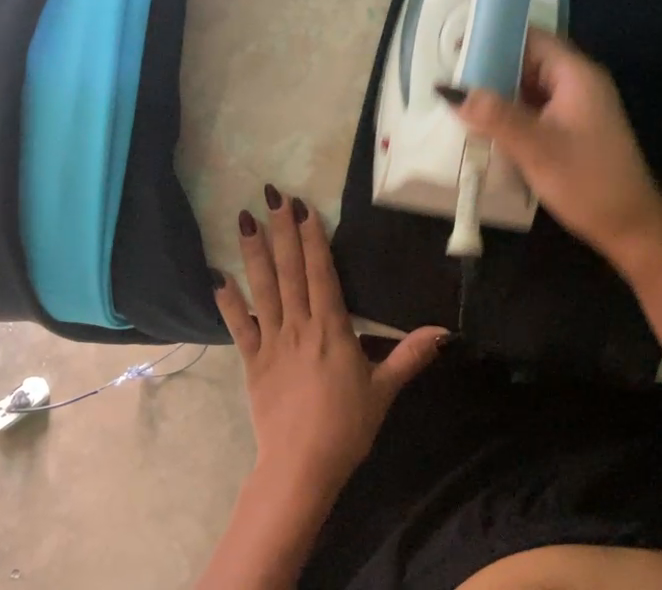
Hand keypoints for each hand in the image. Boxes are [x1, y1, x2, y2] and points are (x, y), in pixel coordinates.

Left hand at [212, 187, 447, 491]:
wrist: (301, 466)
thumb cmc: (347, 426)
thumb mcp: (384, 390)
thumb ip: (410, 355)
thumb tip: (445, 331)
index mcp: (332, 329)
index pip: (322, 273)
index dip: (313, 238)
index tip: (304, 208)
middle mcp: (300, 327)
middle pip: (290, 271)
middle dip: (282, 231)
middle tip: (273, 195)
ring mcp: (271, 343)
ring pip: (262, 289)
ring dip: (254, 253)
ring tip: (244, 219)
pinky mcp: (251, 363)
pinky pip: (238, 327)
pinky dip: (227, 301)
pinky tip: (216, 276)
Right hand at [448, 30, 661, 264]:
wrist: (630, 227)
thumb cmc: (586, 180)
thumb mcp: (535, 147)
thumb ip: (494, 115)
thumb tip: (450, 90)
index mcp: (576, 74)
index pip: (532, 38)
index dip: (495, 38)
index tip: (456, 47)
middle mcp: (579, 83)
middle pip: (530, 61)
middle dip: (492, 68)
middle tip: (451, 78)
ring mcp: (578, 107)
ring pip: (531, 87)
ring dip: (501, 93)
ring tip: (460, 99)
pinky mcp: (574, 130)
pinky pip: (538, 109)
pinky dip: (513, 113)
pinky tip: (487, 125)